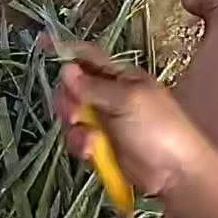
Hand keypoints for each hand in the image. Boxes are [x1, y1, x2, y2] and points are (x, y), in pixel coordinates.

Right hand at [53, 42, 215, 196]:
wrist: (177, 175)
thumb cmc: (160, 129)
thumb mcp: (128, 101)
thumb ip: (94, 87)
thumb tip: (65, 69)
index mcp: (121, 77)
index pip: (87, 57)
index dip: (64, 49)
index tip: (40, 43)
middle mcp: (109, 95)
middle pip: (72, 87)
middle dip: (68, 99)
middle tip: (74, 112)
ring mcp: (104, 121)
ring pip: (71, 114)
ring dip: (74, 125)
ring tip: (89, 138)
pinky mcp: (100, 145)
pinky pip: (77, 138)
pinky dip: (80, 143)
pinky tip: (91, 151)